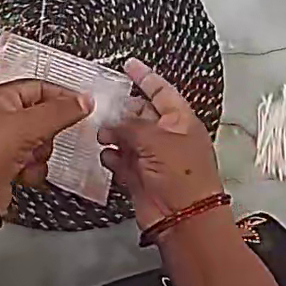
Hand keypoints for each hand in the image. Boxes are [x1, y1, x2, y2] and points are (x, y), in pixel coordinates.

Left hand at [0, 80, 91, 207]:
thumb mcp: (28, 125)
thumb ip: (60, 111)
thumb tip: (85, 100)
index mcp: (0, 97)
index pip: (40, 88)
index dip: (62, 96)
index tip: (83, 107)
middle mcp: (0, 116)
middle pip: (42, 117)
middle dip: (48, 133)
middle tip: (46, 138)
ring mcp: (3, 142)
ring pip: (40, 142)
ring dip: (41, 154)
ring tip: (29, 159)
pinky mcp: (6, 164)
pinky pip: (33, 162)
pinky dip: (33, 169)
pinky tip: (22, 174)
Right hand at [100, 58, 224, 228]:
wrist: (183, 219)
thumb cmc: (182, 176)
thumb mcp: (156, 140)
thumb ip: (130, 126)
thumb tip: (112, 123)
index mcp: (181, 121)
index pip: (161, 91)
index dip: (145, 77)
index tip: (129, 65)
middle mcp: (167, 137)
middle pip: (140, 115)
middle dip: (122, 111)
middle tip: (102, 106)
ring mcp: (153, 158)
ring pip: (127, 138)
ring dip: (113, 136)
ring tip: (102, 135)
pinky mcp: (141, 177)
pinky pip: (122, 162)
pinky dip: (113, 158)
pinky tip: (107, 156)